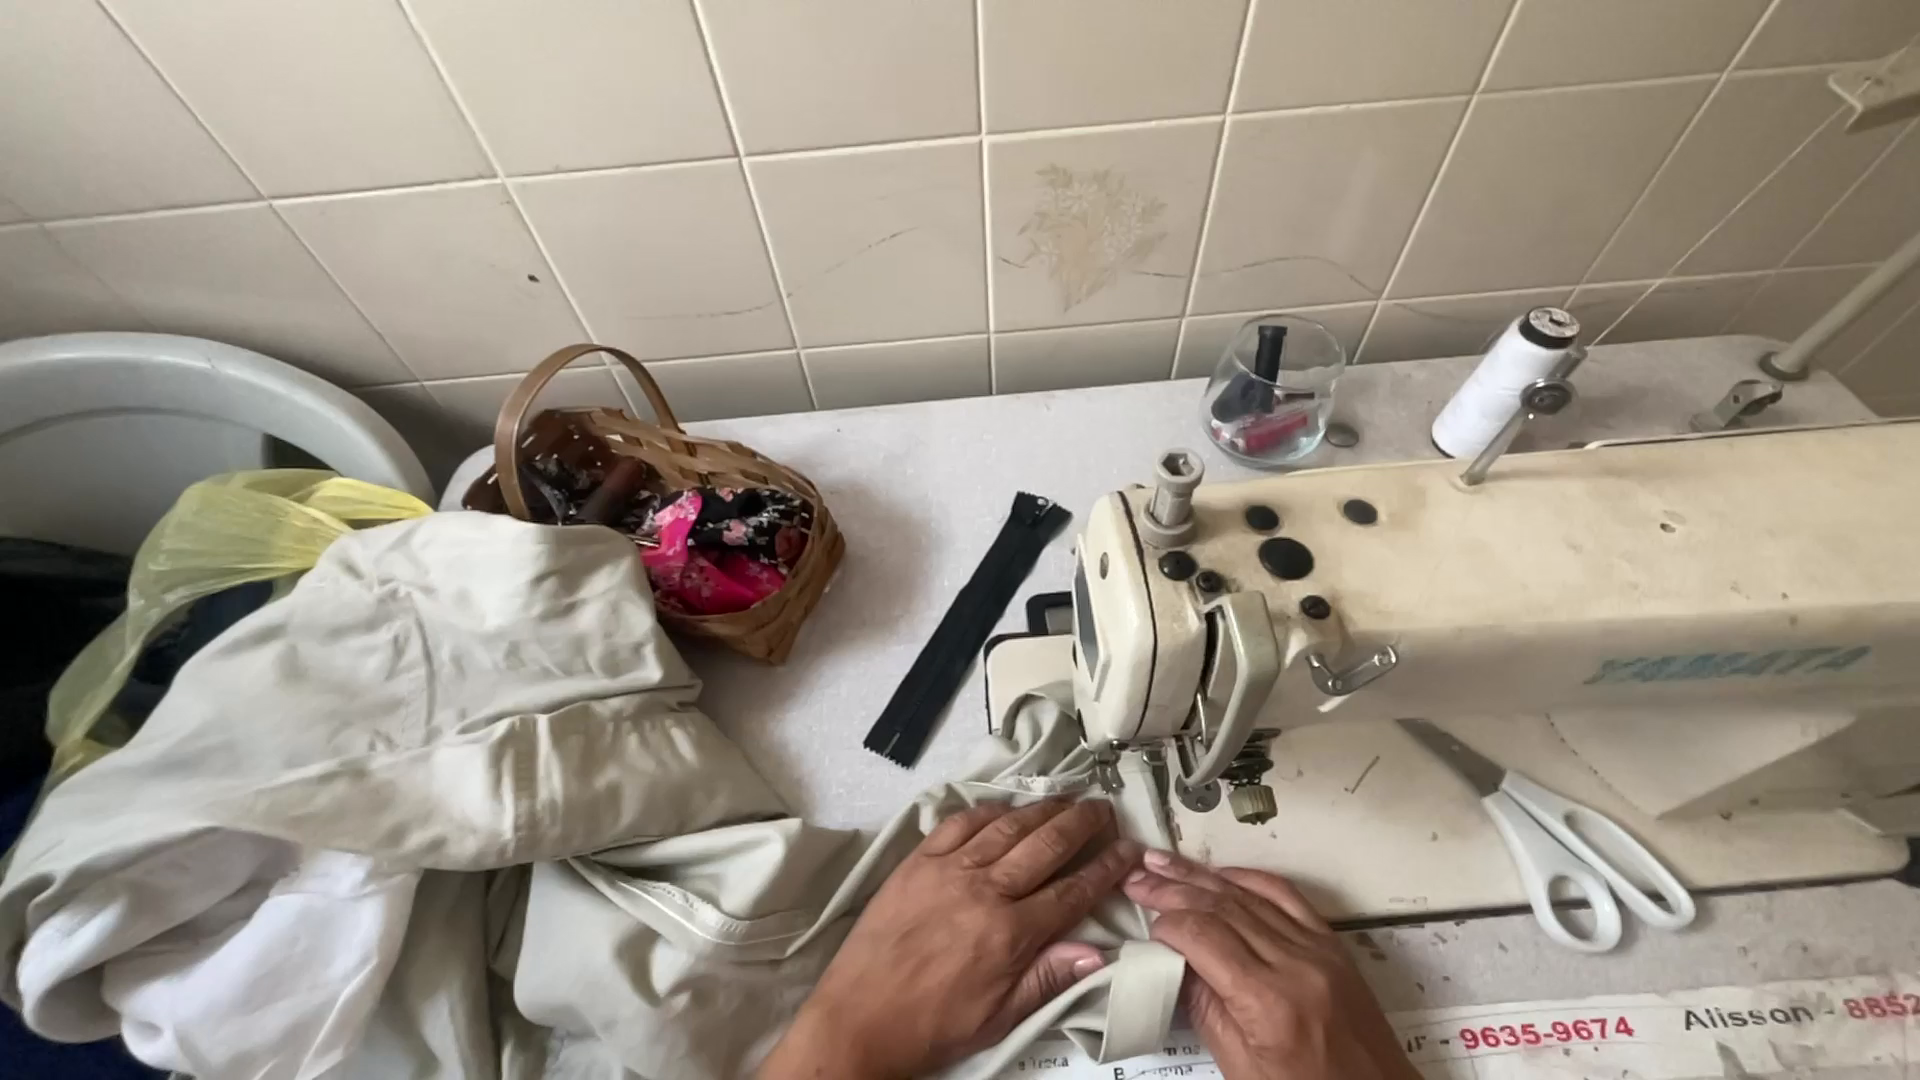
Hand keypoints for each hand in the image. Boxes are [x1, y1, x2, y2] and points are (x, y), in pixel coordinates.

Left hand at [759, 798, 1142, 1079]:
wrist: (859, 1015)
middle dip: (1080, 823)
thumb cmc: (933, 1024)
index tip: (1127, 848)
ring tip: (1066, 799)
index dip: (1104, 868)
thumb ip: (1047, 979)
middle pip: (1044, 846)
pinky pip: (959, 823)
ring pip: (1007, 829)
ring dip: (1041, 810)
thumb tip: (1097, 952)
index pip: (1071, 892)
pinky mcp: (919, 860)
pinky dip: (987, 811)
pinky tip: (1005, 807)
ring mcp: (949, 869)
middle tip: (1103, 807)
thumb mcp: (998, 1018)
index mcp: (1009, 933)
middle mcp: (984, 890)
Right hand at [1124, 851, 1417, 1079]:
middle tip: (1136, 877)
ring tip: (1161, 862)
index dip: (1166, 923)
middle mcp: (1295, 964)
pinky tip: (1218, 873)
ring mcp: (1317, 947)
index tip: (1144, 924)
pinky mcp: (1331, 943)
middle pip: (1220, 906)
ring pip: (1246, 893)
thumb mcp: (1241, 1067)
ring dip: (1198, 876)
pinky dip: (1246, 878)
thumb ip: (1203, 1006)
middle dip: (1171, 888)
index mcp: (1269, 1001)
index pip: (1202, 936)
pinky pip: (1283, 894)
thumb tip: (1172, 958)